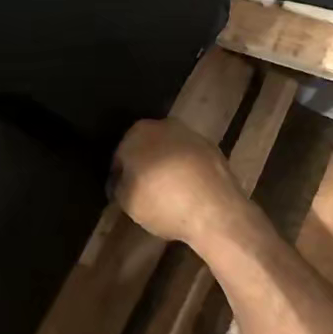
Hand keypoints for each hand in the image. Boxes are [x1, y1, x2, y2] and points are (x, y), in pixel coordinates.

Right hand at [112, 118, 244, 244]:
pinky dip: (187, 169)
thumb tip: (125, 180)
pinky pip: (190, 158)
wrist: (213, 208)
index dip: (119, 175)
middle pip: (148, 147)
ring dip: (167, 165)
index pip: (120, 155)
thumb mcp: (127, 200)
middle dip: (145, 165)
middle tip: (143, 191)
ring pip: (171, 150)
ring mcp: (191, 134)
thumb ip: (121, 185)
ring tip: (168, 193)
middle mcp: (165, 125)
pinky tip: (188, 191)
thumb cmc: (162, 202)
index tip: (122, 192)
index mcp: (138, 133)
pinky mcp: (212, 147)